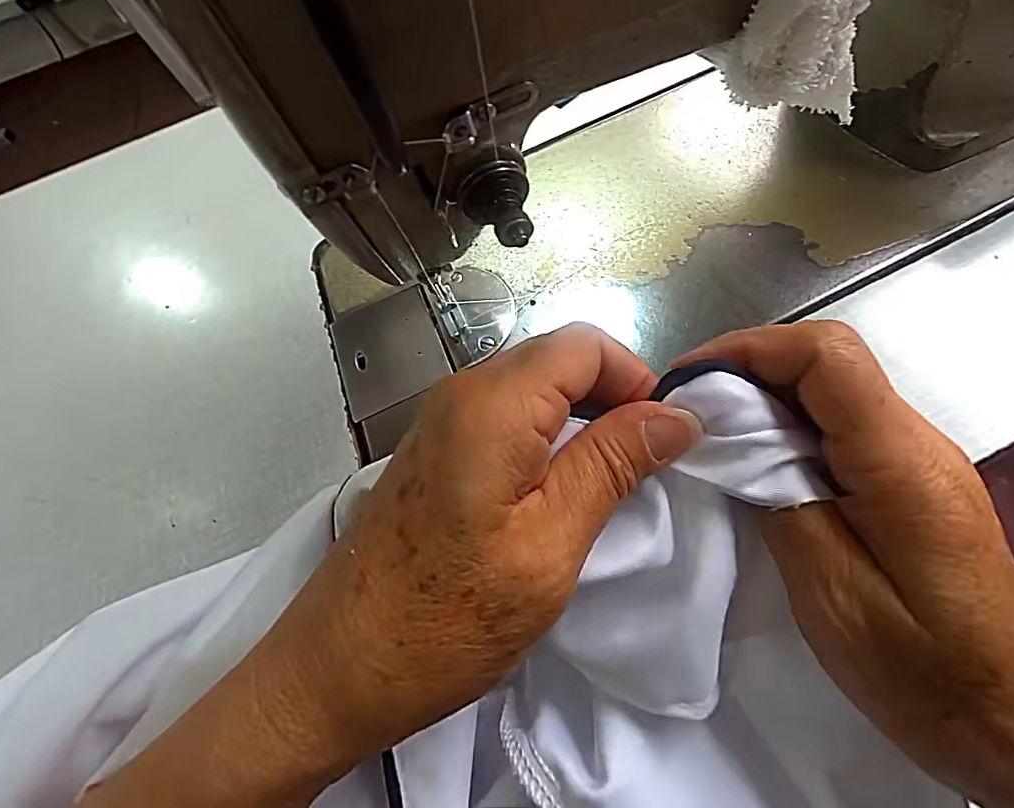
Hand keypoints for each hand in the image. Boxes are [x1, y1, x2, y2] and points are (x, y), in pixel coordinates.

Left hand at [83, 323, 704, 807]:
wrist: (337, 668)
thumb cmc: (448, 618)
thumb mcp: (550, 545)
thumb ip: (613, 465)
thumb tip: (676, 415)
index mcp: (493, 403)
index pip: (585, 344)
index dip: (634, 378)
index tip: (661, 439)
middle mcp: (464, 389)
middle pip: (560, 356)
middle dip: (613, 396)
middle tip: (640, 465)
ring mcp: (445, 414)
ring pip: (538, 382)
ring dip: (583, 416)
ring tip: (607, 480)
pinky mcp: (439, 442)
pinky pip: (510, 410)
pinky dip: (549, 432)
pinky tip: (559, 485)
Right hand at [677, 322, 1013, 807]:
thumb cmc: (930, 678)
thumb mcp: (835, 599)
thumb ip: (781, 502)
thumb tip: (734, 437)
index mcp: (903, 463)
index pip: (827, 356)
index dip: (751, 348)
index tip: (692, 380)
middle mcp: (918, 438)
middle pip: (827, 357)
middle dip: (749, 365)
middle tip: (692, 407)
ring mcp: (921, 451)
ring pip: (831, 383)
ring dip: (765, 391)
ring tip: (715, 429)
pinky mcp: (913, 471)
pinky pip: (842, 418)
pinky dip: (789, 420)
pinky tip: (762, 458)